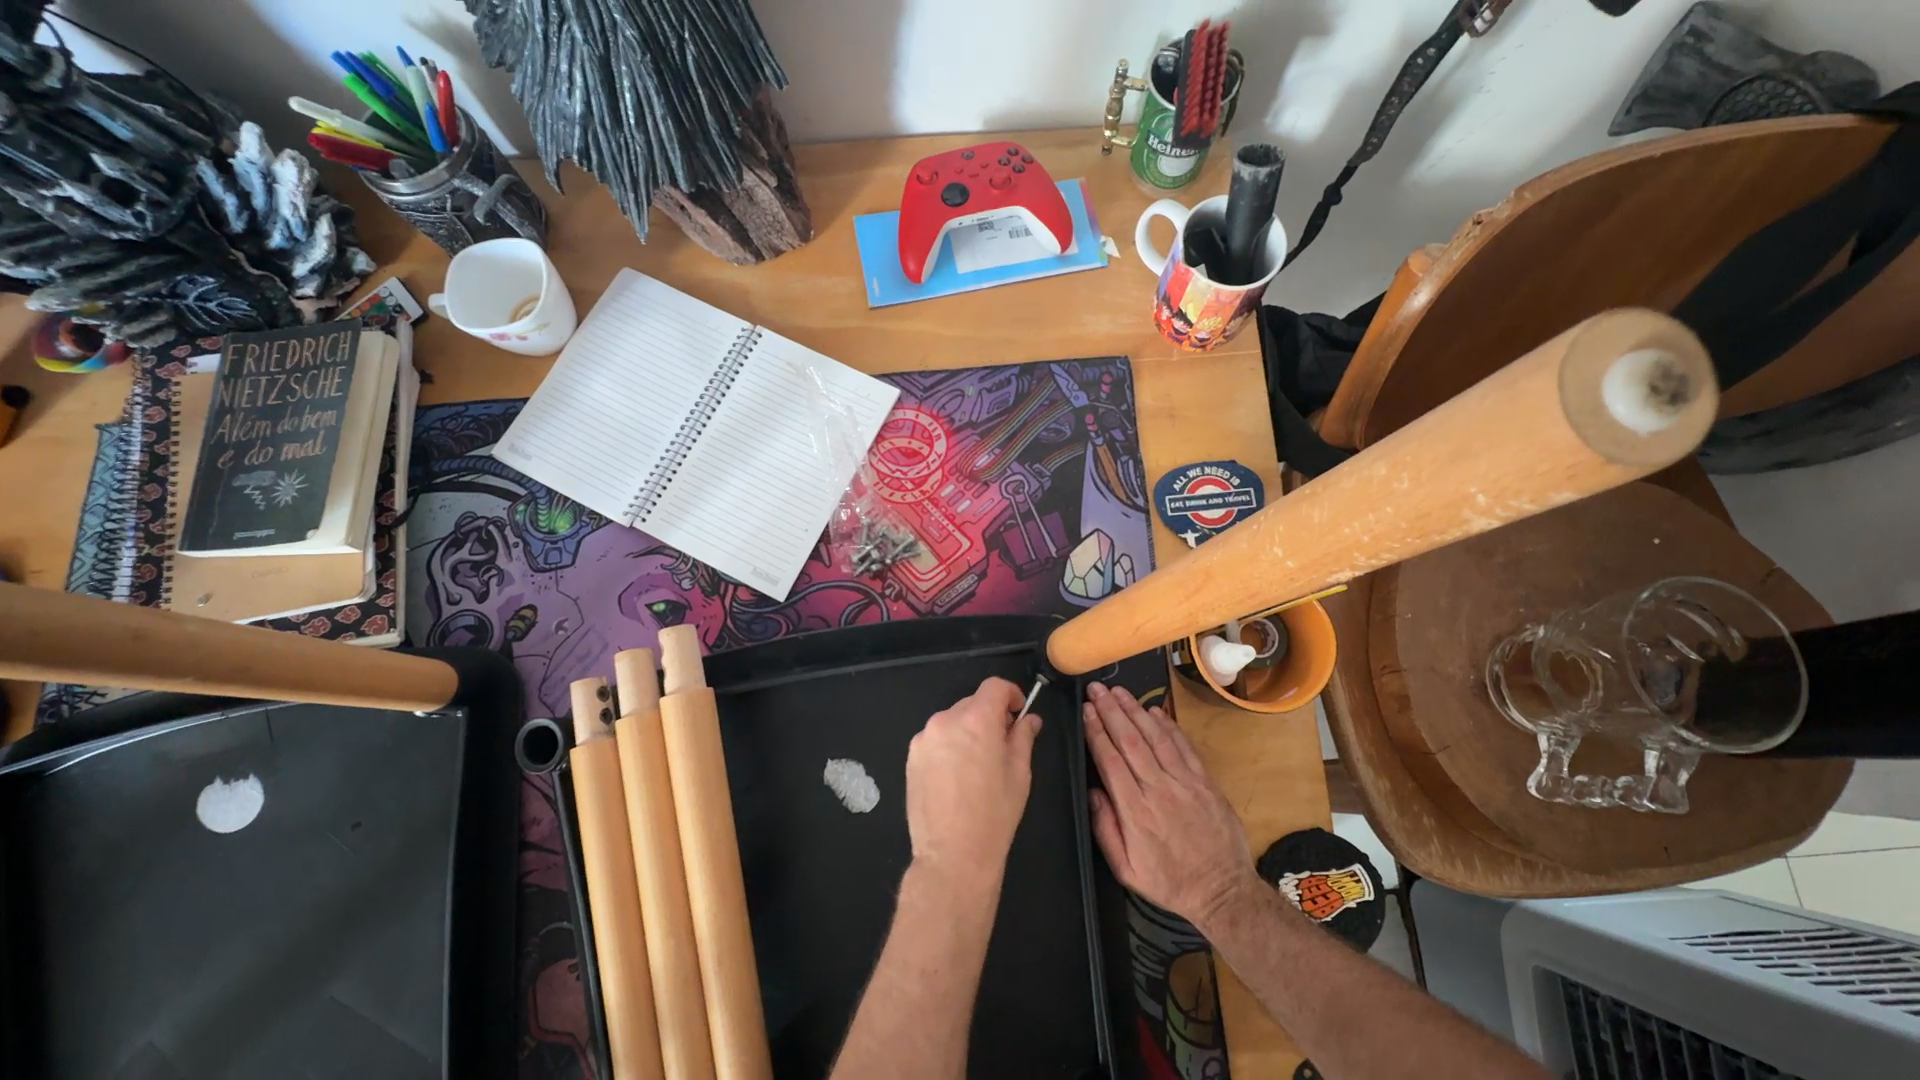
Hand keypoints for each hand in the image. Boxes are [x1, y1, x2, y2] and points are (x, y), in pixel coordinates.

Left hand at [905, 677, 1041, 883]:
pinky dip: (949, 747)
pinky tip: (956, 777)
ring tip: (978, 766)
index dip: (1010, 694)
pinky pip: (935, 740)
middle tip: (1003, 744)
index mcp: (976, 720)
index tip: (1017, 712)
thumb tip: (1028, 719)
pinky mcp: (911, 757)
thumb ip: (1023, 737)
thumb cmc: (994, 814)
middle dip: (989, 717)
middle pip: (972, 703)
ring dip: (967, 732)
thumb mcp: (1019, 773)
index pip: (994, 686)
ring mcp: (924, 739)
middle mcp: (946, 721)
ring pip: (952, 722)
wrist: (953, 854)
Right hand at [1084, 682, 1259, 928]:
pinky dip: (1168, 726)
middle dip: (1111, 711)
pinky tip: (1154, 710)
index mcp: (1135, 811)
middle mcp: (1159, 789)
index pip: (1110, 759)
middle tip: (1097, 689)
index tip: (1086, 710)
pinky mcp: (1205, 782)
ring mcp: (1185, 783)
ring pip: (1156, 737)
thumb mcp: (1126, 869)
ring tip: (1119, 692)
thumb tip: (1092, 791)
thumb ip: (1105, 828)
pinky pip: (1183, 747)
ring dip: (1135, 711)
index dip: (1096, 731)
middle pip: (1130, 740)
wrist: (1222, 891)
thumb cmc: (1169, 882)